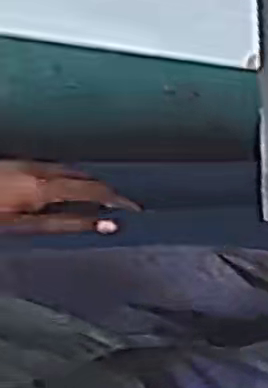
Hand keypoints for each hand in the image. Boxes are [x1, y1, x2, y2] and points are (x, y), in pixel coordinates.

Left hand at [0, 161, 139, 233]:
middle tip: (113, 203)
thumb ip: (70, 224)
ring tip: (88, 195)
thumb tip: (112, 225)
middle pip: (85, 177)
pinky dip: (60, 176)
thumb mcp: (26, 225)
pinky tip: (55, 187)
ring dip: (82, 182)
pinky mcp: (7, 162)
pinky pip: (45, 167)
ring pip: (66, 170)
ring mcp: (19, 163)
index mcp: (45, 187)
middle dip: (103, 189)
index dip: (121, 200)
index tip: (135, 208)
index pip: (99, 190)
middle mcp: (36, 171)